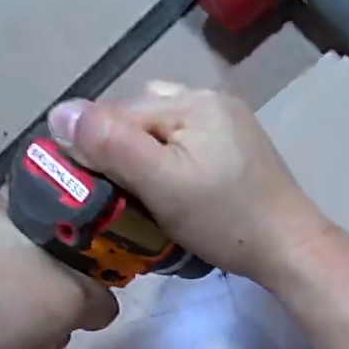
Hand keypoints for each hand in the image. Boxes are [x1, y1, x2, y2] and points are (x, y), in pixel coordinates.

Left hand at [0, 197, 117, 348]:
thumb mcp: (76, 301)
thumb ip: (101, 299)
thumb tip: (96, 307)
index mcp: (1, 210)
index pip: (58, 226)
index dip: (80, 265)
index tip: (83, 299)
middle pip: (31, 275)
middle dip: (47, 319)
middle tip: (48, 344)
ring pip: (0, 304)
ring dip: (19, 342)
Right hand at [48, 82, 336, 285]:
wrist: (290, 248)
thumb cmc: (226, 220)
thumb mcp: (162, 184)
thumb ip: (111, 146)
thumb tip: (59, 112)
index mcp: (193, 100)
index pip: (118, 113)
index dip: (97, 151)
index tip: (95, 193)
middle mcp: (211, 101)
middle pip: (141, 120)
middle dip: (124, 156)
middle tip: (125, 201)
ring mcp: (229, 125)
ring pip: (163, 135)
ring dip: (147, 163)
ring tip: (150, 200)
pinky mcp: (239, 152)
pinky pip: (188, 148)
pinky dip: (173, 168)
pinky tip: (177, 195)